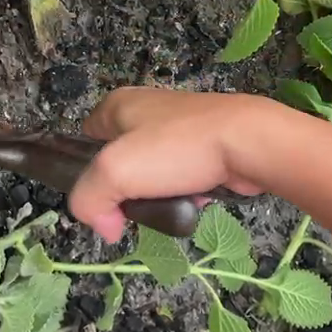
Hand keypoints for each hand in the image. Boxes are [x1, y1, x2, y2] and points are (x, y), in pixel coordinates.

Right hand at [68, 87, 281, 240]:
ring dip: (157, 194)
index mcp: (116, 104)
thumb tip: (104, 227)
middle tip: (139, 208)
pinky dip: (183, 191)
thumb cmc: (176, 149)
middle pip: (118, 162)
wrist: (247, 142)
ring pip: (150, 172)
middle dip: (128, 191)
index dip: (88, 176)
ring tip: (170, 206)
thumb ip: (89, 199)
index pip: (83, 144)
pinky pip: (180, 174)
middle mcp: (143, 108)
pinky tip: (194, 200)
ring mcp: (176, 124)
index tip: (106, 201)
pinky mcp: (203, 141)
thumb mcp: (115, 172)